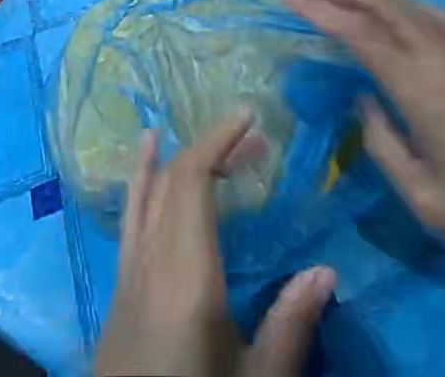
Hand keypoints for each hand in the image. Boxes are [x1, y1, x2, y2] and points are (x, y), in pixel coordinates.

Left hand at [95, 118, 337, 376]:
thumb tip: (327, 273)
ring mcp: (127, 271)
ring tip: (188, 131)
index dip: (217, 141)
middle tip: (251, 135)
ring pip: (144, 193)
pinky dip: (140, 181)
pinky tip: (144, 164)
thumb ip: (290, 327)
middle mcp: (150, 259)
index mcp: (186, 274)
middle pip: (173, 180)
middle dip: (209, 147)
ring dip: (171, 159)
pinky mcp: (118, 287)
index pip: (193, 181)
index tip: (247, 117)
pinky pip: (129, 217)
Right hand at [278, 0, 444, 290]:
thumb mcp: (425, 199)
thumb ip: (382, 142)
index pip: (361, 35)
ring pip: (411, 5)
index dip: (320, 10)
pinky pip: (432, 17)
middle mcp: (444, 63)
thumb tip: (362, 98)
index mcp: (424, 93)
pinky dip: (400, 1)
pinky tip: (389, 9)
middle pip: (385, 6)